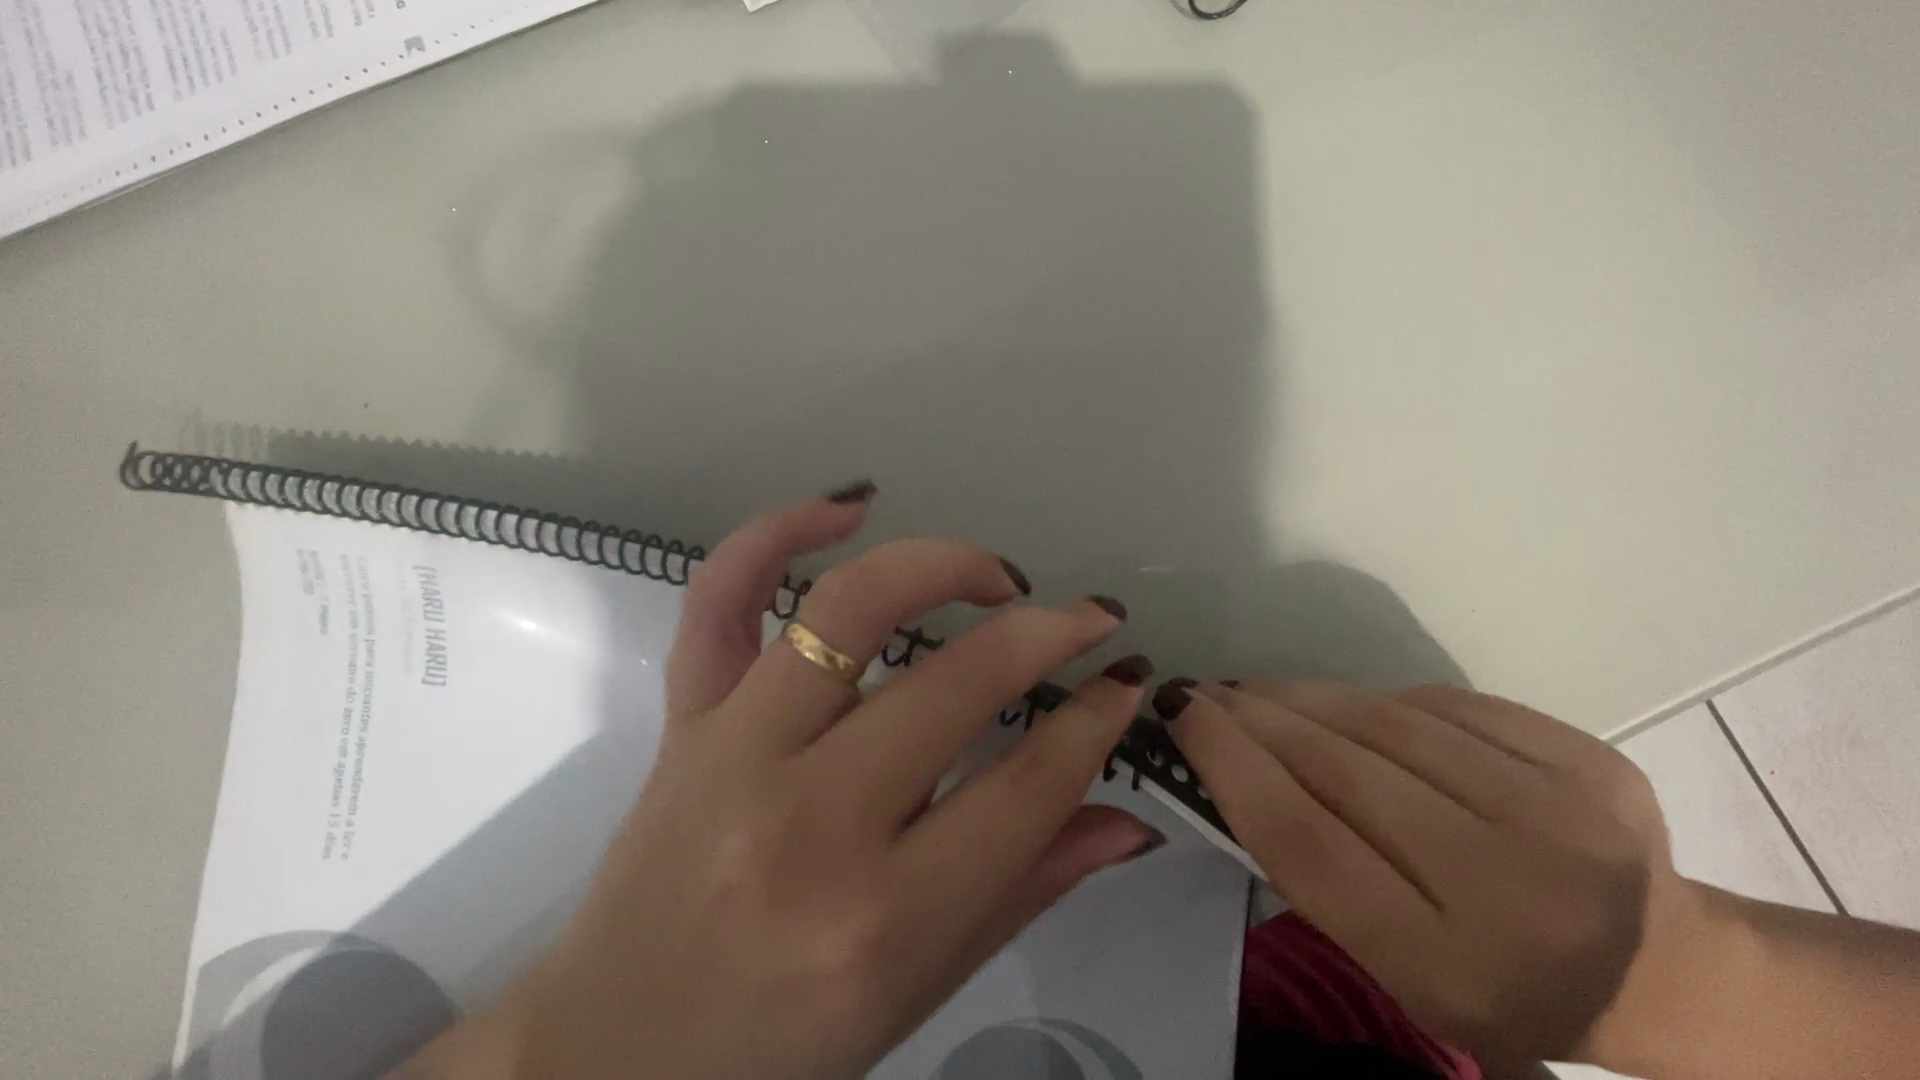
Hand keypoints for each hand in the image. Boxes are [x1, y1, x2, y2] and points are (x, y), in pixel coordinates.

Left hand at [405, 493, 1162, 1079]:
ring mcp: (734, 754)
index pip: (1027, 787)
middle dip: (1049, 633)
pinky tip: (846, 505)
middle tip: (1089, 619)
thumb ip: (1025, 890)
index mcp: (881, 918)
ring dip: (940, 566)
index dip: (1095, 721)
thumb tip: (1126, 817)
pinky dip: (776, 533)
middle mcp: (809, 822)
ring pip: (848, 612)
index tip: (1125, 682)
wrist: (614, 1051)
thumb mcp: (921, 988)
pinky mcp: (683, 721)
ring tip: (994, 573)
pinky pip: (720, 600)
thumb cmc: (780, 1040)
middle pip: (957, 686)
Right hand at [1161, 679, 1717, 1071]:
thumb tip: (1240, 763)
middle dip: (1257, 719)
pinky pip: (1447, 706)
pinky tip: (1351, 709)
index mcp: (1445, 963)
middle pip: (1343, 772)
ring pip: (1390, 725)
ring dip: (1306, 697)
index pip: (1308, 843)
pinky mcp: (1587, 759)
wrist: (1663, 972)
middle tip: (1205, 693)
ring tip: (1258, 690)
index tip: (1183, 717)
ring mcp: (1558, 812)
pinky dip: (1381, 701)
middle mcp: (1506, 885)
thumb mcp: (1393, 965)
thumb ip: (1318, 873)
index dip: (1233, 768)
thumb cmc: (1496, 983)